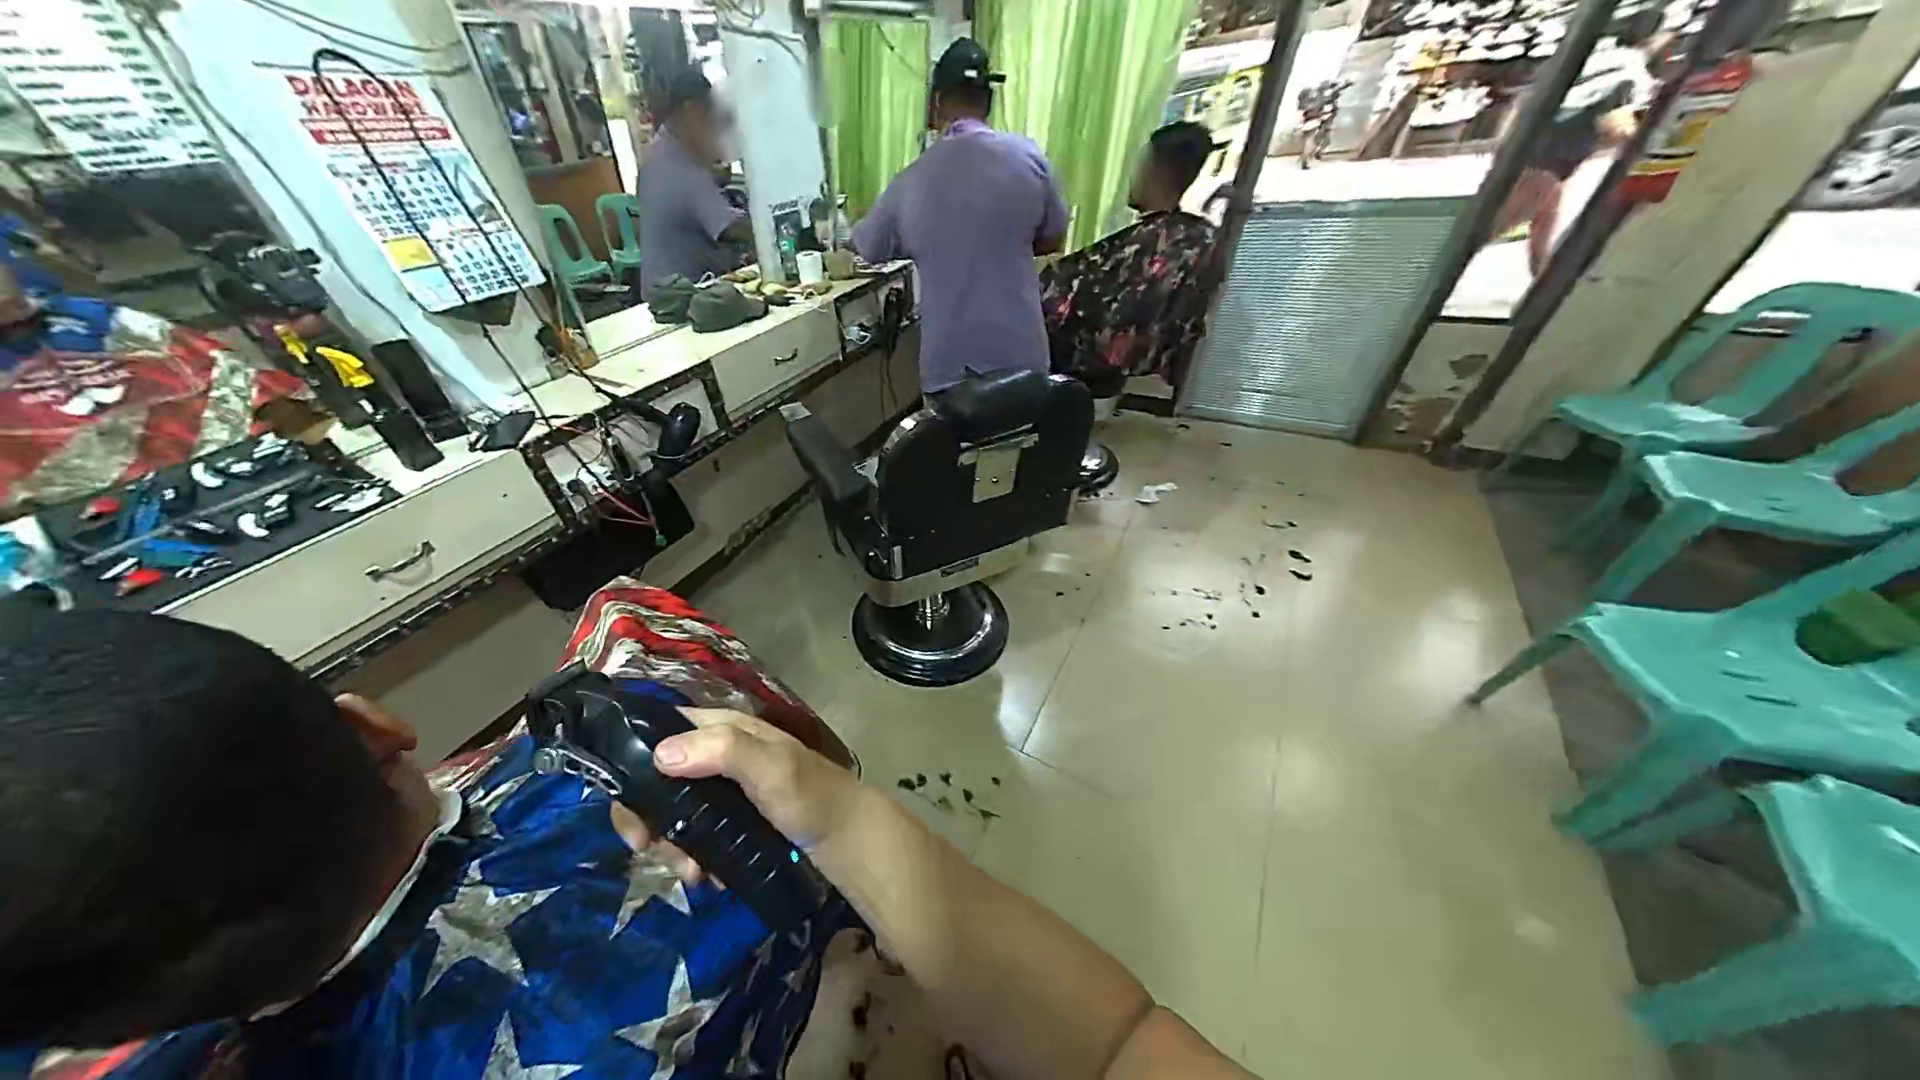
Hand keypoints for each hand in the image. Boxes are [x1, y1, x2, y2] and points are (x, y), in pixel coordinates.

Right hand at [652, 708, 862, 852]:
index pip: (659, 732)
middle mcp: (715, 753)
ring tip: (692, 873)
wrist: (844, 837)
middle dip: (648, 819)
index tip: (632, 815)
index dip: (632, 767)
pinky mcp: (728, 818)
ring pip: (670, 812)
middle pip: (655, 780)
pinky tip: (706, 875)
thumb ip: (724, 752)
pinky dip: (690, 856)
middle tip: (653, 851)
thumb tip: (661, 753)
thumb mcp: (772, 767)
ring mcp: (721, 788)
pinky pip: (692, 834)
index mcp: (722, 729)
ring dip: (670, 846)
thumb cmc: (810, 795)